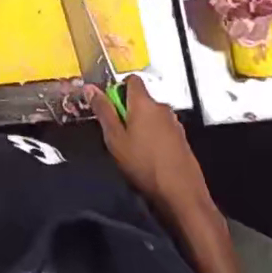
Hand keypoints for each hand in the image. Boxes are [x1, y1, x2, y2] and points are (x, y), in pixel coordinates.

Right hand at [87, 75, 214, 221]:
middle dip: (126, 111)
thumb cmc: (143, 164)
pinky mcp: (181, 138)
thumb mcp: (115, 138)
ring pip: (150, 115)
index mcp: (144, 103)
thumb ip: (103, 111)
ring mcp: (174, 123)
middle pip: (140, 99)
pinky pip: (161, 128)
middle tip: (116, 134)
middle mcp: (162, 107)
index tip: (109, 107)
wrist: (180, 192)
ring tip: (131, 149)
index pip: (131, 80)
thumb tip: (90, 88)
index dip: (117, 89)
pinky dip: (152, 136)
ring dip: (139, 125)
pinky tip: (147, 156)